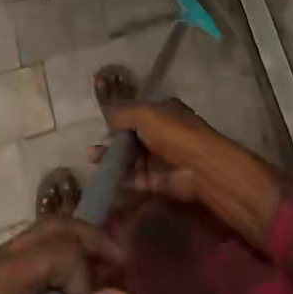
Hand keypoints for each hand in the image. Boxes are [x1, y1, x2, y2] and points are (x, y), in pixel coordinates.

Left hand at [0, 217, 129, 293]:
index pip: (62, 247)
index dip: (87, 275)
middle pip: (53, 227)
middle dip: (92, 244)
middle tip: (120, 275)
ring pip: (42, 234)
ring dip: (77, 250)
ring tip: (102, 282)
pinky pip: (30, 252)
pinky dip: (58, 261)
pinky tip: (70, 292)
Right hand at [100, 99, 283, 248]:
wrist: (200, 167)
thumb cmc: (174, 133)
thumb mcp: (145, 114)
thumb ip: (122, 113)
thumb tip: (105, 114)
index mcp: (163, 111)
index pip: (136, 114)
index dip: (118, 120)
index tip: (100, 127)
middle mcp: (162, 133)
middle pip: (132, 138)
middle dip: (112, 143)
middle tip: (92, 151)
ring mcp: (161, 158)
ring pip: (132, 159)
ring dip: (113, 161)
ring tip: (93, 161)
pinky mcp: (159, 182)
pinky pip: (136, 178)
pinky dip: (121, 178)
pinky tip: (105, 178)